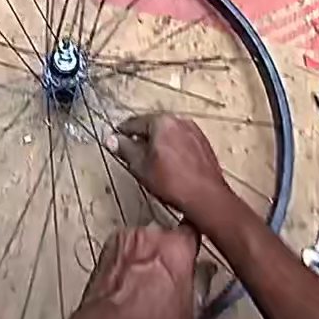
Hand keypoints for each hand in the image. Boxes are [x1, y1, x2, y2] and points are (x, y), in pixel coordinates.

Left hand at [80, 223, 200, 318]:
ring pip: (143, 240)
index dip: (190, 245)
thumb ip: (201, 281)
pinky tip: (125, 278)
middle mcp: (154, 233)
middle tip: (164, 276)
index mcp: (178, 245)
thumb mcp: (190, 310)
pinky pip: (124, 245)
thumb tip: (206, 269)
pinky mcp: (109, 242)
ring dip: (145, 253)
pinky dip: (126, 256)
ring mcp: (129, 235)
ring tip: (141, 280)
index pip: (191, 231)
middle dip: (165, 252)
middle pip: (165, 236)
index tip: (190, 255)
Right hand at [108, 113, 234, 221]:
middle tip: (133, 152)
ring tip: (152, 161)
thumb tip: (111, 139)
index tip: (117, 140)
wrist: (207, 198)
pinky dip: (173, 147)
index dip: (123, 133)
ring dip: (159, 142)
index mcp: (161, 122)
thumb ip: (125, 149)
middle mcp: (178, 120)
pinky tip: (171, 164)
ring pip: (168, 132)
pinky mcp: (203, 143)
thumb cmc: (173, 183)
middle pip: (153, 125)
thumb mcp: (141, 167)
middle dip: (142, 137)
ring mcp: (193, 131)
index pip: (135, 122)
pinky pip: (182, 140)